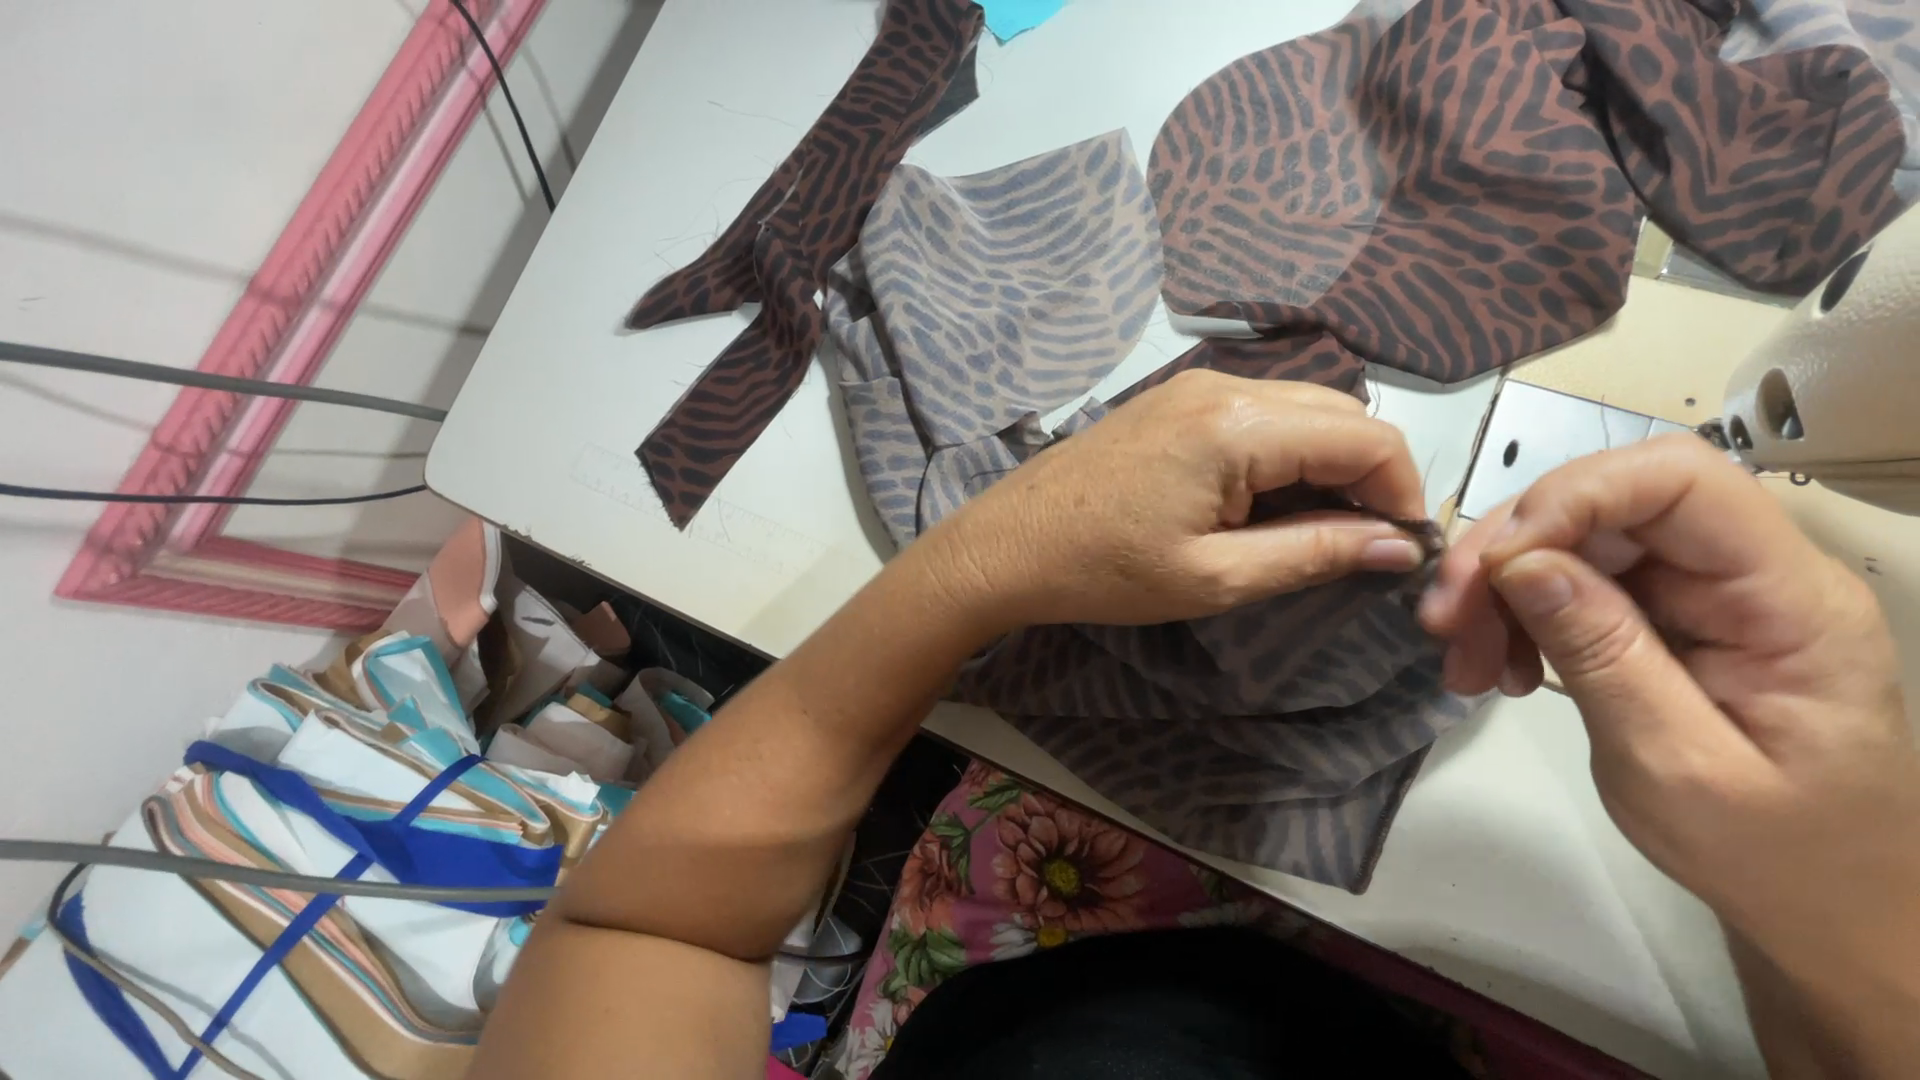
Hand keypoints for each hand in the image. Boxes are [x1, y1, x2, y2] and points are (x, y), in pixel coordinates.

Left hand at [914, 369, 1428, 628]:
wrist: (1006, 546)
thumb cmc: (1103, 570)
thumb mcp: (1214, 576)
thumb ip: (1314, 552)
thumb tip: (1397, 546)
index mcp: (1238, 424)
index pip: (1368, 437)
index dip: (1402, 493)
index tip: (1394, 551)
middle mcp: (1222, 385)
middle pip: (1338, 415)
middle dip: (1366, 477)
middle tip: (1352, 545)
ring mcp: (1191, 387)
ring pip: (1299, 412)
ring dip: (1322, 466)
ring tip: (1306, 531)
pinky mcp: (1170, 402)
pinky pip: (1256, 416)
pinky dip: (1280, 455)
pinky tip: (1259, 504)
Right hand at [1418, 435, 1919, 986]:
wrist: (1821, 903)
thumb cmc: (1772, 853)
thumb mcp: (1675, 764)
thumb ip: (1602, 655)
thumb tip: (1520, 563)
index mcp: (1789, 599)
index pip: (1678, 481)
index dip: (1570, 496)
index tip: (1489, 569)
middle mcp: (1746, 572)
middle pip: (1603, 504)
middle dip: (1506, 554)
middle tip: (1445, 625)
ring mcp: (1701, 590)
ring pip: (1569, 540)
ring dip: (1496, 592)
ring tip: (1468, 667)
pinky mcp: (1662, 612)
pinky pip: (1566, 582)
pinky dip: (1512, 617)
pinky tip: (1501, 670)